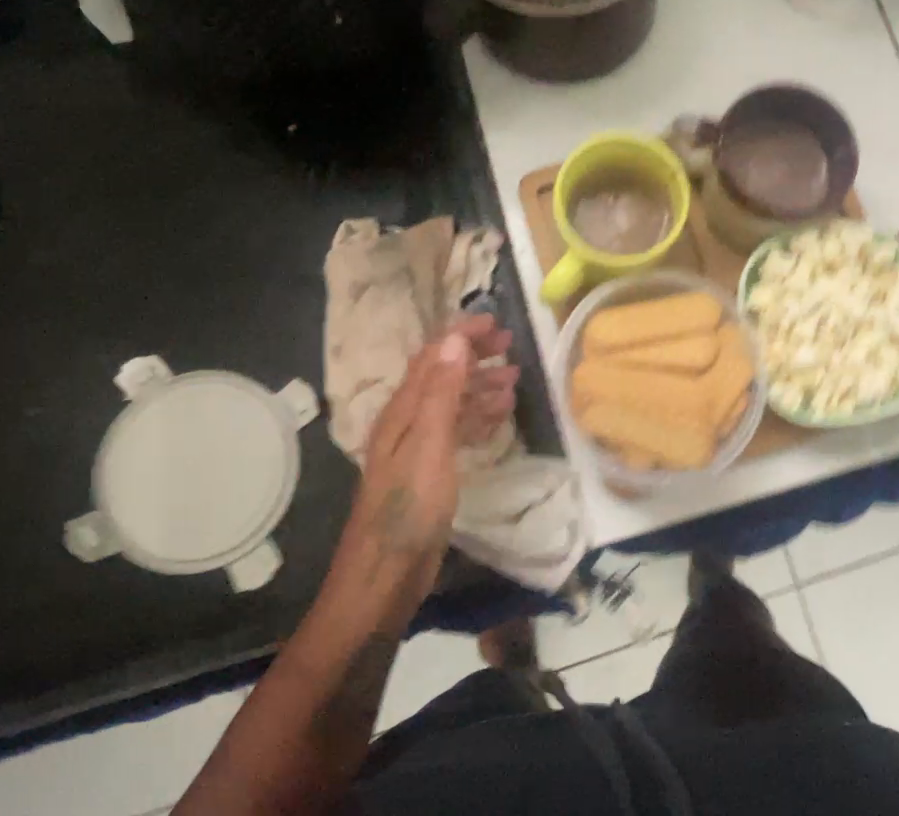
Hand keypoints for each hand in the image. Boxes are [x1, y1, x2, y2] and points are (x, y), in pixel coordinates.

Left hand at [350, 315, 516, 582]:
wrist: (384, 576)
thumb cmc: (408, 508)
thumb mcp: (428, 445)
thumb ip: (440, 392)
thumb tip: (453, 339)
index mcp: (402, 411)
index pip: (432, 357)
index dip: (460, 335)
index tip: (495, 322)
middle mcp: (406, 423)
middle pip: (442, 376)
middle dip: (474, 356)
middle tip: (511, 346)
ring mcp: (417, 450)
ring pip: (452, 404)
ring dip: (480, 387)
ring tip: (515, 380)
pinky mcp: (429, 474)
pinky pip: (456, 432)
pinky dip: (477, 418)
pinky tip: (499, 419)